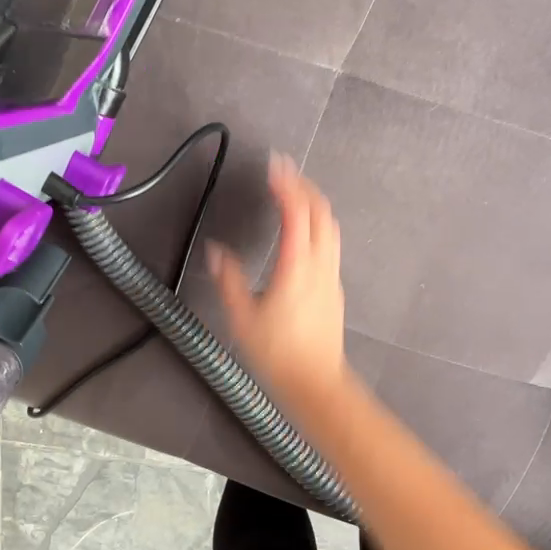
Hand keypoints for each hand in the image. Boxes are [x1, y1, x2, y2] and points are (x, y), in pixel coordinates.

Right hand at [209, 152, 348, 409]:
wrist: (316, 383)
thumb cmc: (277, 354)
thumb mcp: (242, 318)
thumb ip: (229, 281)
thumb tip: (216, 252)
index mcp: (295, 267)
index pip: (295, 213)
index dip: (286, 185)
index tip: (275, 166)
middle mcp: (319, 265)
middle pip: (320, 213)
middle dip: (303, 186)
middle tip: (284, 170)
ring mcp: (331, 276)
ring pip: (330, 227)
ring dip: (314, 204)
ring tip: (296, 191)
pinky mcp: (334, 288)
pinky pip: (331, 243)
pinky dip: (318, 223)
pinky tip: (304, 230)